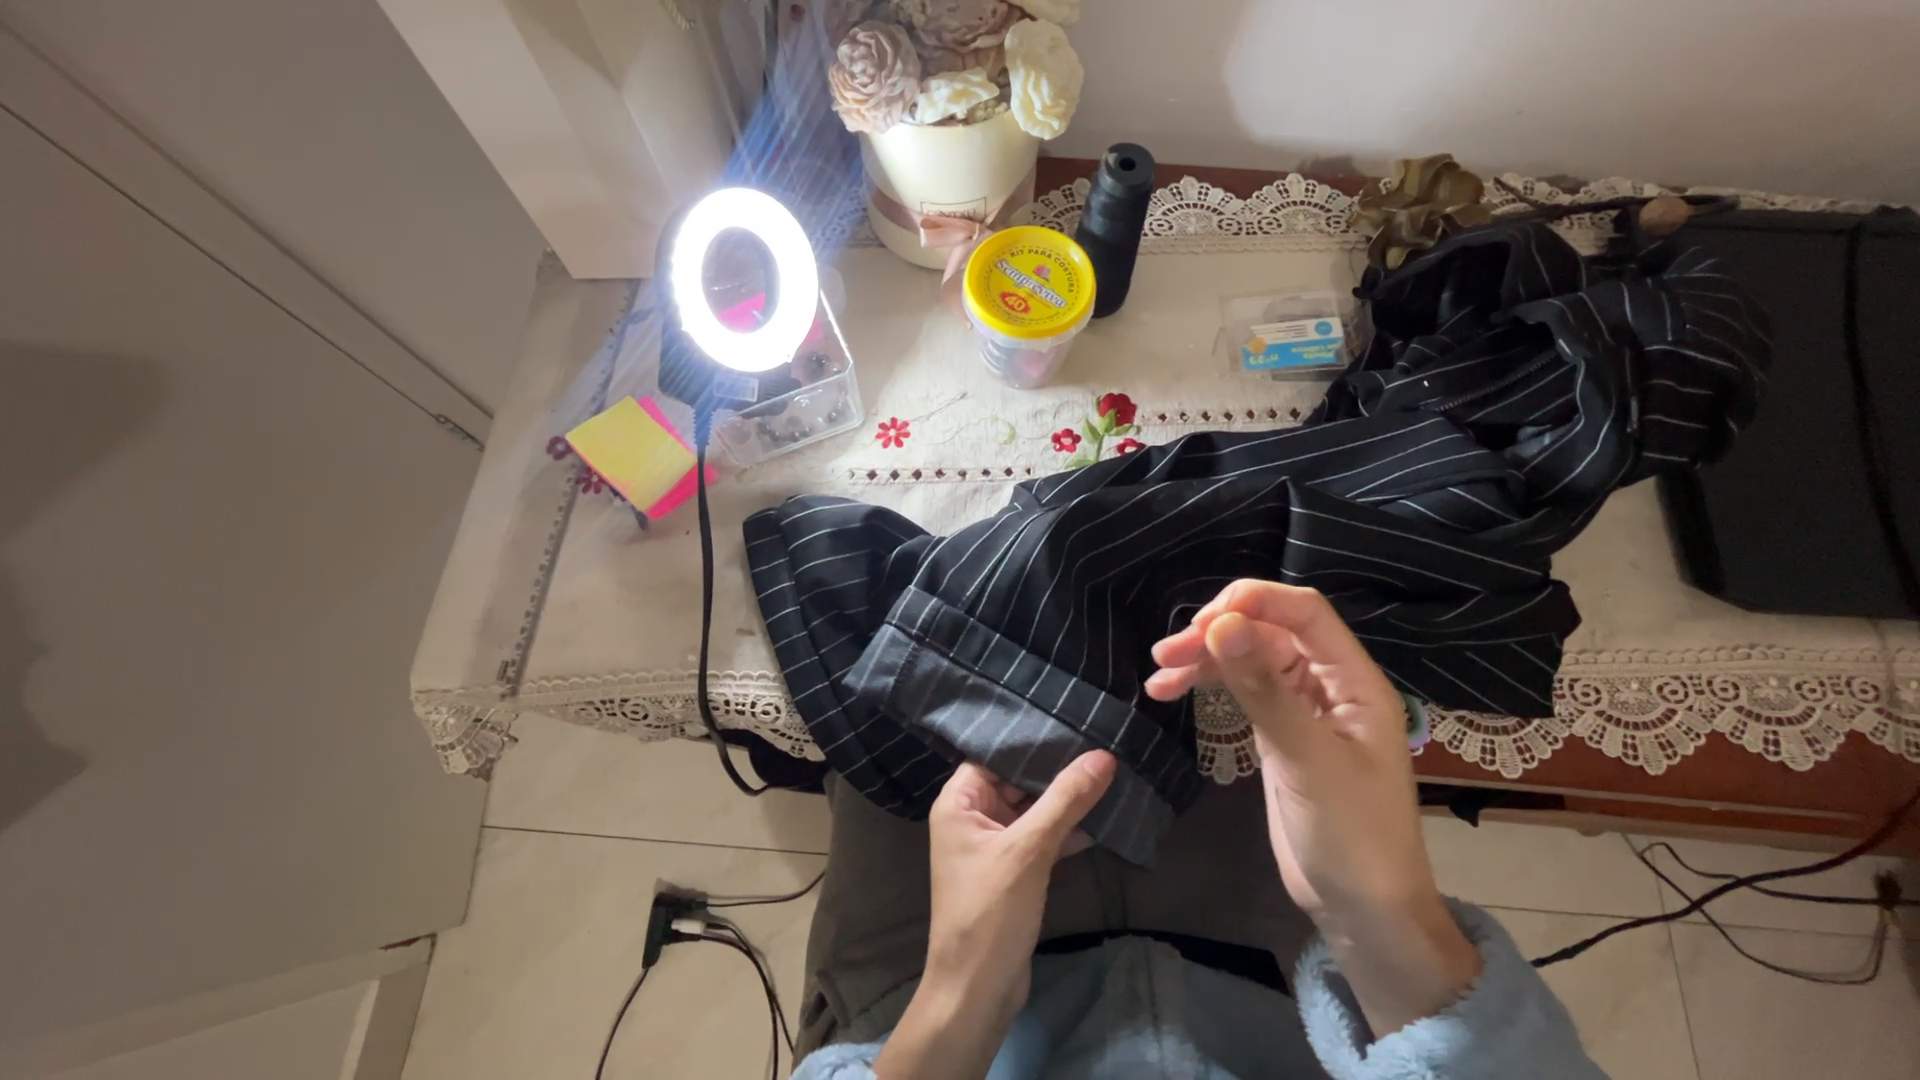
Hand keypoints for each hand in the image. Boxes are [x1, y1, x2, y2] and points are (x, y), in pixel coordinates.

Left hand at [875, 752, 1115, 1079]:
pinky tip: (1100, 822)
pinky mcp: (1010, 873)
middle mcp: (970, 818)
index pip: (994, 754)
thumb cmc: (991, 912)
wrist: (977, 991)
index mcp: (958, 803)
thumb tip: (1104, 756)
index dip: (1031, 740)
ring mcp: (990, 847)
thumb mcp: (1030, 850)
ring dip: (1064, 802)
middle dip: (1055, 770)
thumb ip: (1066, 800)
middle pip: (1015, 780)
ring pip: (1031, 810)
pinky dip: (1064, 832)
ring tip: (1108, 777)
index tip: (1072, 721)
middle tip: (1100, 745)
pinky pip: (1038, 838)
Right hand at [1147, 580, 1479, 1035]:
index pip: (1304, 613)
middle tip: (1166, 652)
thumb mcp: (1306, 758)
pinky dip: (1206, 686)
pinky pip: (1240, 692)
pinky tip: (1169, 691)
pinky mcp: (1278, 734)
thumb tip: (1221, 623)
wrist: (1362, 908)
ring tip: (1158, 670)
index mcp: (1353, 680)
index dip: (1255, 601)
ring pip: (1248, 660)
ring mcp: (1301, 709)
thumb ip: (1263, 688)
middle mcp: (1328, 685)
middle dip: (1216, 633)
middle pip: (1268, 632)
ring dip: (1203, 658)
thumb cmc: (1350, 834)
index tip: (1201, 620)